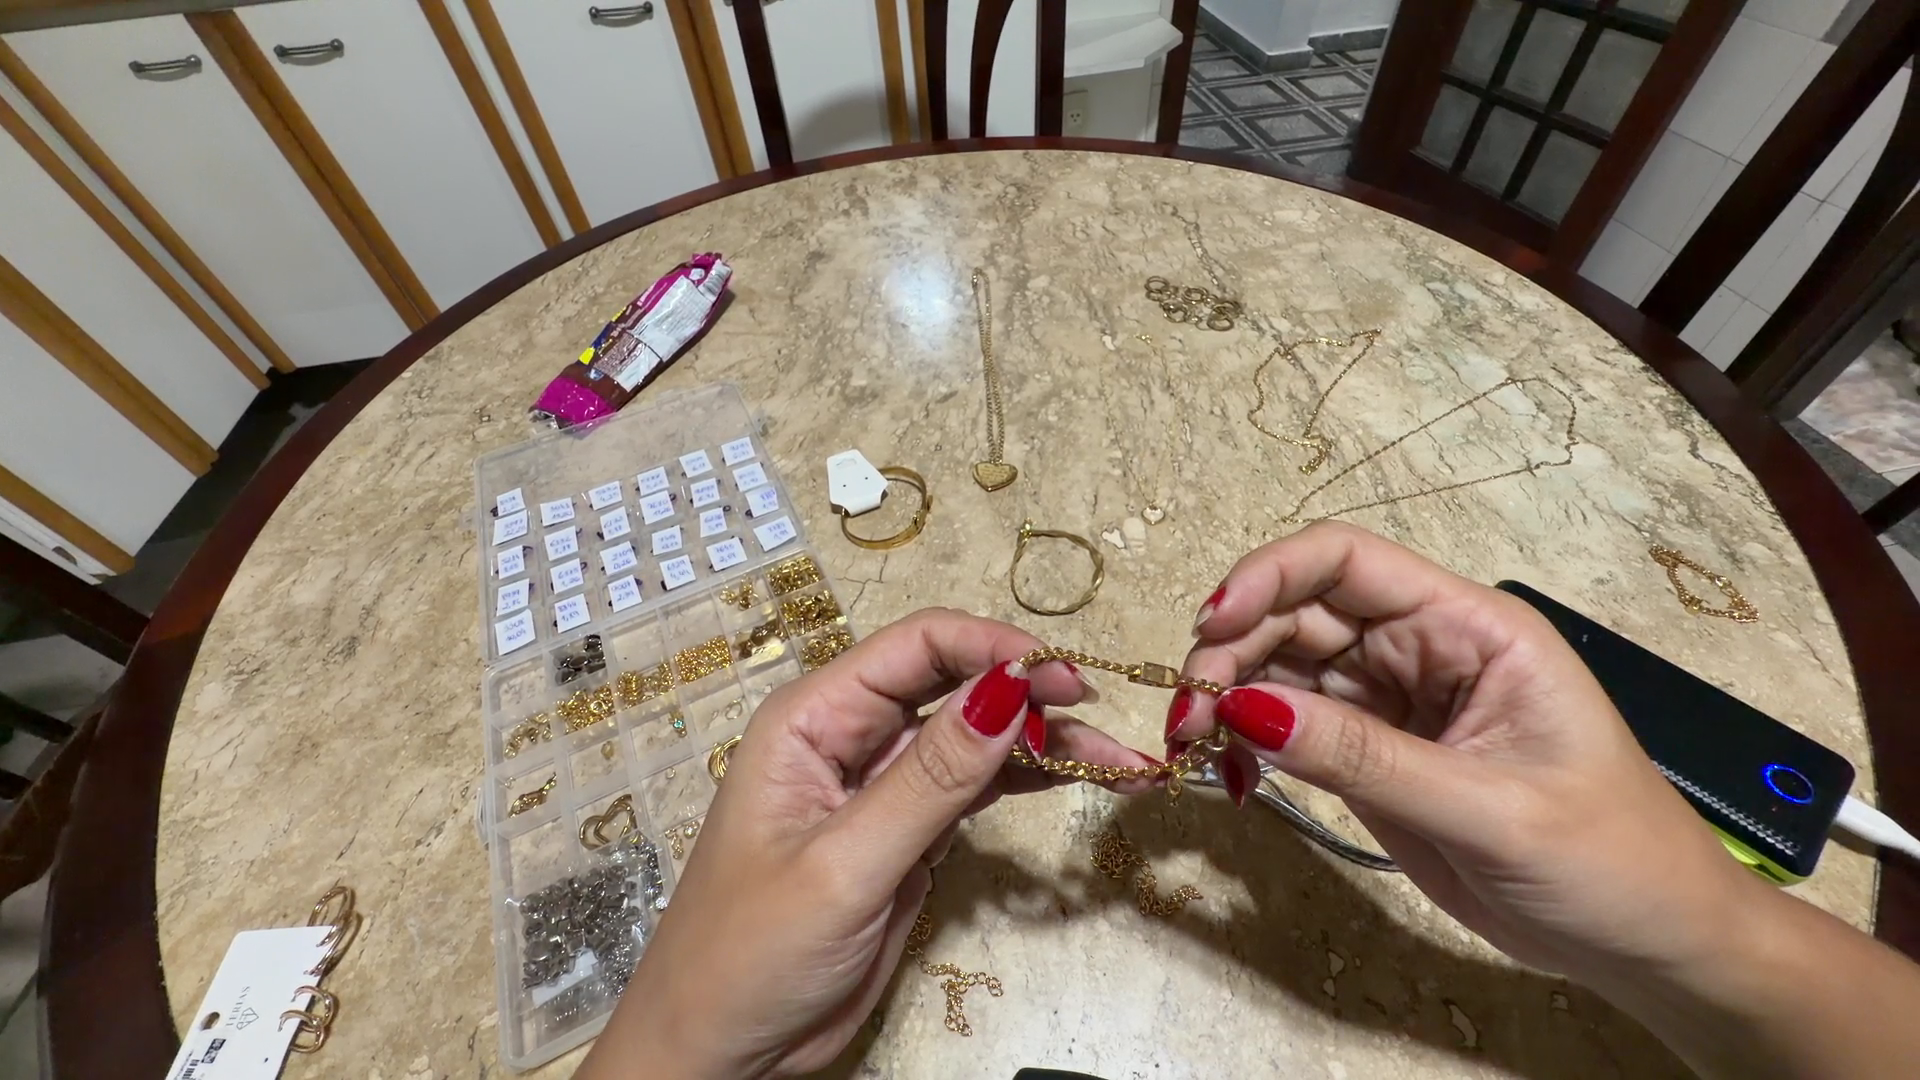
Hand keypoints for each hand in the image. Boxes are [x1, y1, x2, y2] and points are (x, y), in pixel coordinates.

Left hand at [579, 608, 1155, 1078]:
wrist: (723, 1055)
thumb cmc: (753, 954)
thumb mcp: (844, 864)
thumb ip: (928, 777)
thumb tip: (1009, 688)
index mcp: (815, 717)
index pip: (915, 648)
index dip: (989, 647)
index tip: (1059, 674)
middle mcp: (853, 733)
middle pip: (953, 686)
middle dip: (1029, 693)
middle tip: (1099, 712)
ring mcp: (885, 780)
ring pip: (975, 737)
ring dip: (1044, 742)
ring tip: (1118, 759)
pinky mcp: (909, 825)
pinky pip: (974, 787)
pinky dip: (1026, 783)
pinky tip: (1075, 778)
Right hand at [1168, 521, 1752, 982]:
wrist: (1647, 949)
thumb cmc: (1608, 863)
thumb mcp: (1490, 810)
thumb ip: (1362, 758)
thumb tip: (1241, 709)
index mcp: (1462, 626)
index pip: (1345, 561)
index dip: (1269, 575)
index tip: (1212, 623)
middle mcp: (1411, 645)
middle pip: (1291, 614)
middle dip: (1229, 652)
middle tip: (1190, 716)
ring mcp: (1380, 696)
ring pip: (1274, 667)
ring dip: (1224, 697)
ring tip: (1194, 746)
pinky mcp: (1358, 744)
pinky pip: (1281, 722)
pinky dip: (1243, 739)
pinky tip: (1230, 771)